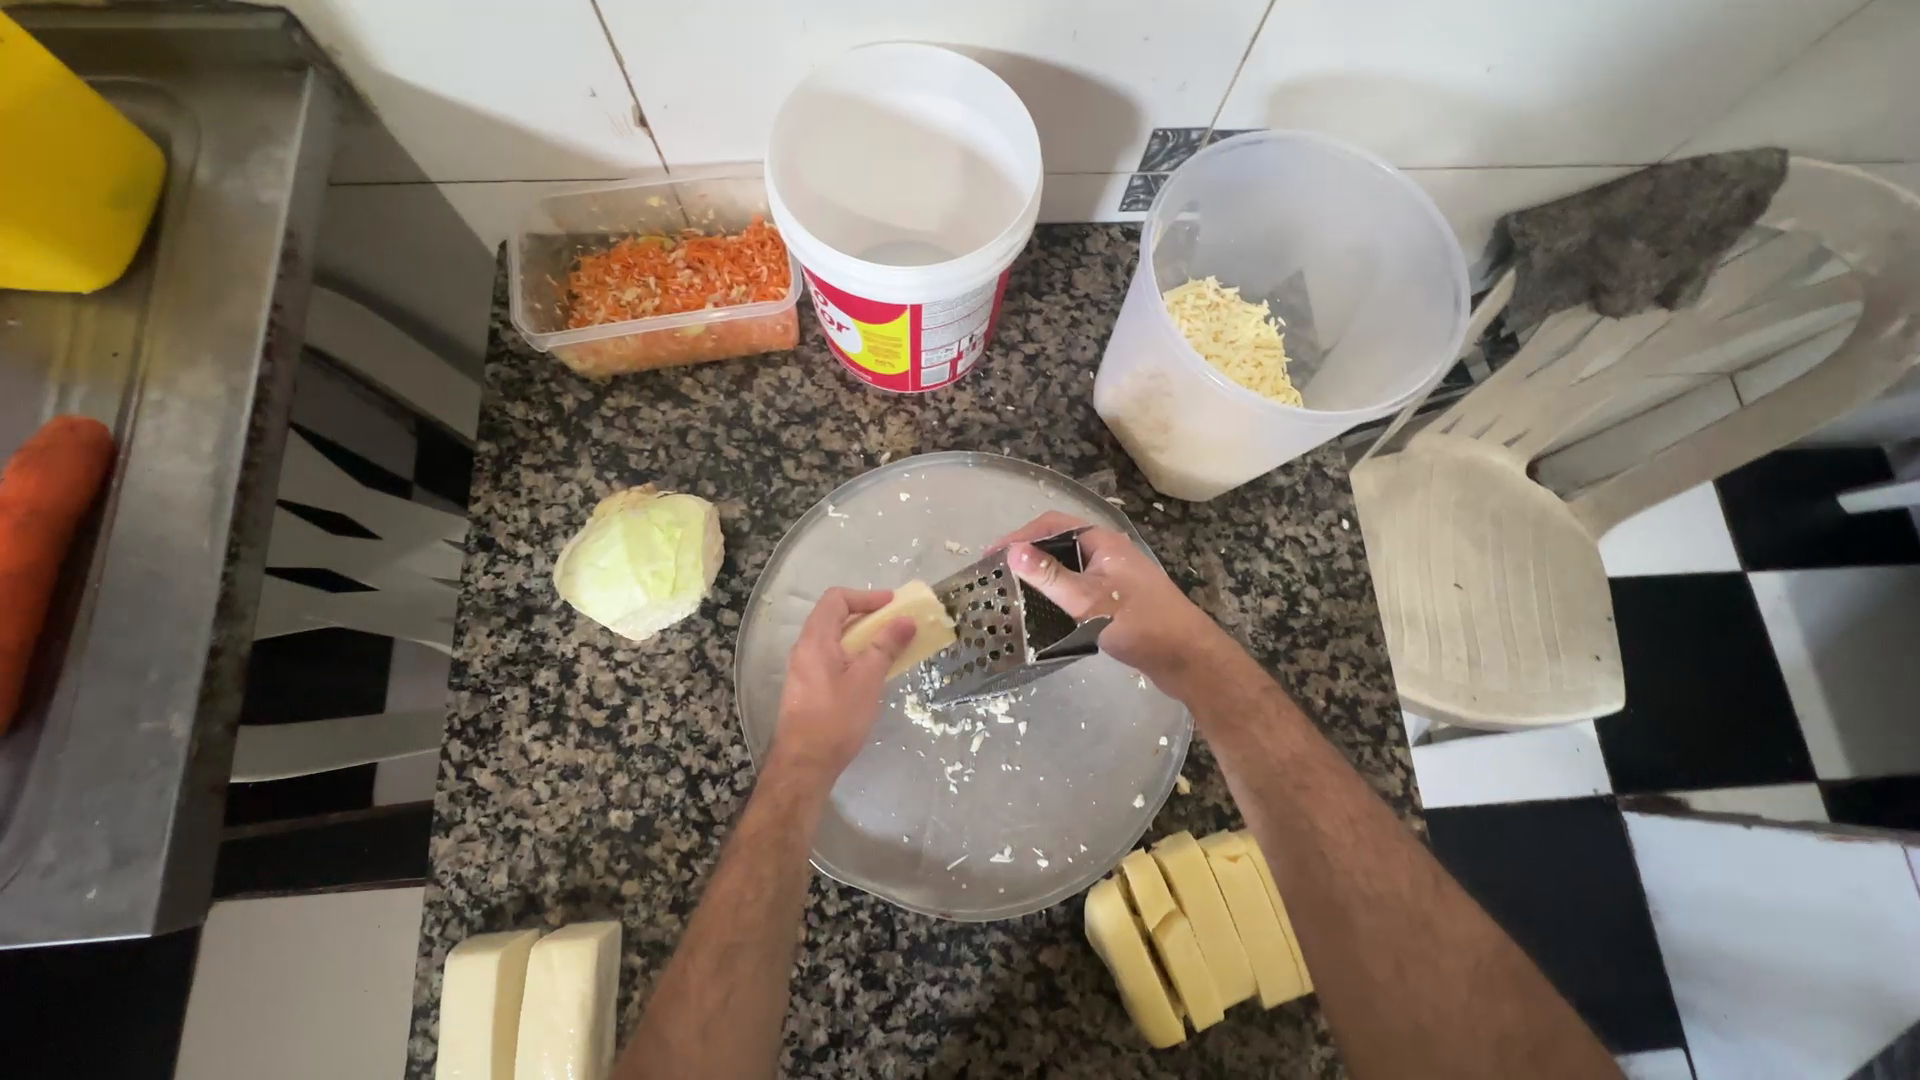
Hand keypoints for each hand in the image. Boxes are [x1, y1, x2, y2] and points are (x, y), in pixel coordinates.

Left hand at [772, 588, 916, 785]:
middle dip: (867, 615)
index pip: (836, 599)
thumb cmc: (836, 718)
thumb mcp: (868, 679)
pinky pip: (832, 658)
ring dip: (862, 637)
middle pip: (834, 617)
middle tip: (895, 623)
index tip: (893, 604)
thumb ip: (886, 645)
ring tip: (889, 645)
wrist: (805, 765)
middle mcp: (804, 649)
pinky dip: (853, 655)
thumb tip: (906, 620)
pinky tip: (871, 672)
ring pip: (834, 640)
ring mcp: (803, 669)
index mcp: (815, 640)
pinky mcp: (807, 688)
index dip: (866, 596)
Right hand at [990, 512, 1227, 692]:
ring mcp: (1114, 577)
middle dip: (1028, 556)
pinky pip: (1079, 589)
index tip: (990, 556)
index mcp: (1102, 542)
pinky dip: (1058, 595)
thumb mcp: (1088, 600)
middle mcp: (1108, 553)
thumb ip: (1049, 576)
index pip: (1052, 525)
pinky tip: (1044, 613)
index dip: (1019, 536)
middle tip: (997, 576)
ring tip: (1013, 593)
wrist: (1187, 658)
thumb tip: (1012, 551)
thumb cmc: (1139, 623)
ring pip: (1069, 568)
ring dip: (1042, 577)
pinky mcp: (1117, 601)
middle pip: (1059, 544)